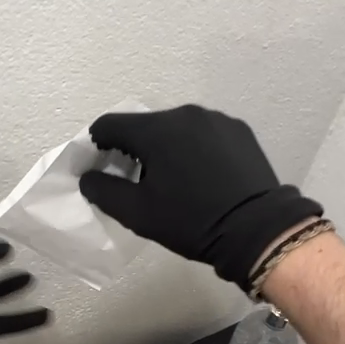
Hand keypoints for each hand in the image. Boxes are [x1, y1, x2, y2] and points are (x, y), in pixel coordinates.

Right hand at [78, 105, 322, 284]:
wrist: (257, 229)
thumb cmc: (191, 222)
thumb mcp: (137, 214)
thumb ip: (103, 190)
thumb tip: (88, 176)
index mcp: (155, 130)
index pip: (109, 125)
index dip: (96, 146)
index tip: (100, 168)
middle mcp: (185, 113)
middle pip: (144, 125)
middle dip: (133, 148)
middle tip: (137, 181)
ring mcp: (216, 119)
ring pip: (175, 128)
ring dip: (165, 148)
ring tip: (173, 180)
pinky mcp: (239, 130)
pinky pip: (203, 134)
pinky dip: (193, 149)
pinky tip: (202, 176)